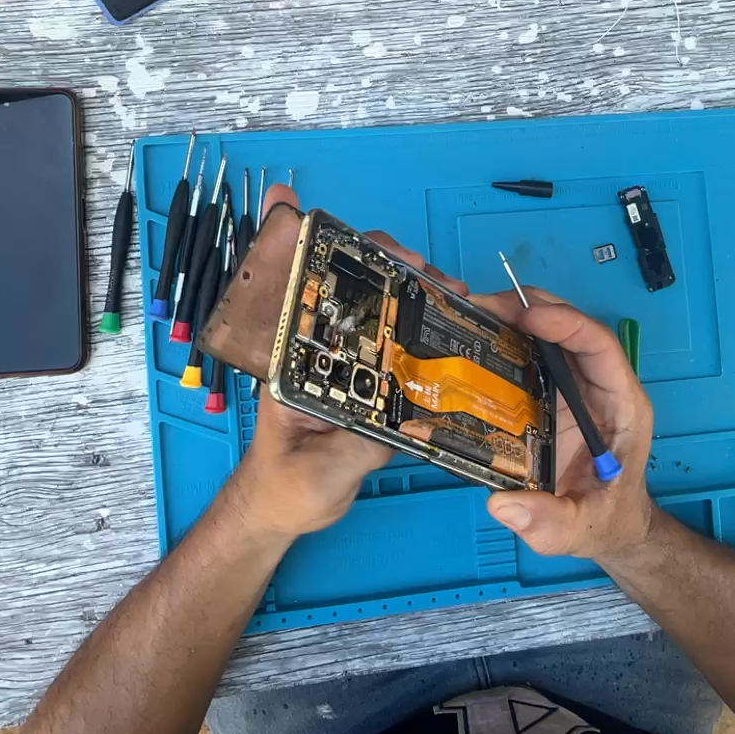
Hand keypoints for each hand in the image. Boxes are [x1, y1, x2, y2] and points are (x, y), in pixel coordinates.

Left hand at [224, 186, 471, 540]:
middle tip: (422, 264)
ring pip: (373, 304)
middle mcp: (316, 349)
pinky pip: (395, 335)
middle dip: (380, 259)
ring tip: (447, 283)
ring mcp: (344, 359)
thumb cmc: (286, 490)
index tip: (327, 224)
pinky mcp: (368, 375)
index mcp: (290, 361)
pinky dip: (421, 315)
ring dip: (408, 282)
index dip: (307, 250)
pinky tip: (449, 311)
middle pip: (342, 286)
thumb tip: (406, 411)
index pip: (297, 293)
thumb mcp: (318, 475)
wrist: (285, 509)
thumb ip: (356, 447)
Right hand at [468, 288, 658, 562]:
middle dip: (530, 306)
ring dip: (514, 315)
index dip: (565, 323)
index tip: (525, 316)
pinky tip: (475, 336)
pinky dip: (506, 337)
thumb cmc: (608, 520)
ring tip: (473, 311)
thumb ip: (551, 522)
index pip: (599, 345)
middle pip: (571, 326)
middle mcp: (599, 384)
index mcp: (621, 403)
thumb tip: (502, 505)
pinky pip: (531, 353)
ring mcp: (575, 385)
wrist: (611, 526)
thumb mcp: (583, 529)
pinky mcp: (552, 392)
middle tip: (482, 304)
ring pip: (550, 332)